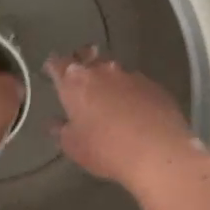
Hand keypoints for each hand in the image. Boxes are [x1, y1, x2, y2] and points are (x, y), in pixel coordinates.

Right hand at [46, 48, 199, 187]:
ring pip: (113, 70)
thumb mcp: (73, 146)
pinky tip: (135, 110)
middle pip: (87, 57)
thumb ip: (61, 130)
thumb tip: (56, 123)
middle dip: (82, 64)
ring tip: (110, 98)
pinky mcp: (154, 86)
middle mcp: (101, 71)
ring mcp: (130, 75)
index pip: (58, 63)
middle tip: (81, 80)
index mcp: (75, 82)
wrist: (157, 152)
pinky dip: (131, 92)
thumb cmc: (105, 149)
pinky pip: (136, 83)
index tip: (51, 72)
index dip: (53, 66)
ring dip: (108, 79)